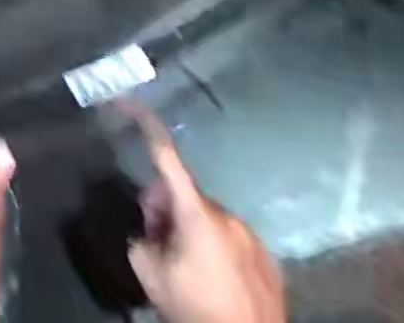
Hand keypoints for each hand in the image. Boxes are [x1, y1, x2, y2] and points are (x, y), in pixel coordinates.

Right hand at [127, 106, 284, 322]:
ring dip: (191, 232)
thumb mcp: (151, 277)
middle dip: (165, 209)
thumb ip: (140, 243)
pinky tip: (213, 284)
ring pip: (209, 221)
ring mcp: (252, 239)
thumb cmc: (197, 310)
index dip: (149, 128)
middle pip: (185, 197)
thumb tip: (149, 235)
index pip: (168, 159)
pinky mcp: (268, 264)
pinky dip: (216, 251)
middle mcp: (227, 216)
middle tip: (156, 240)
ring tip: (187, 271)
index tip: (134, 102)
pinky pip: (231, 243)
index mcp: (197, 212)